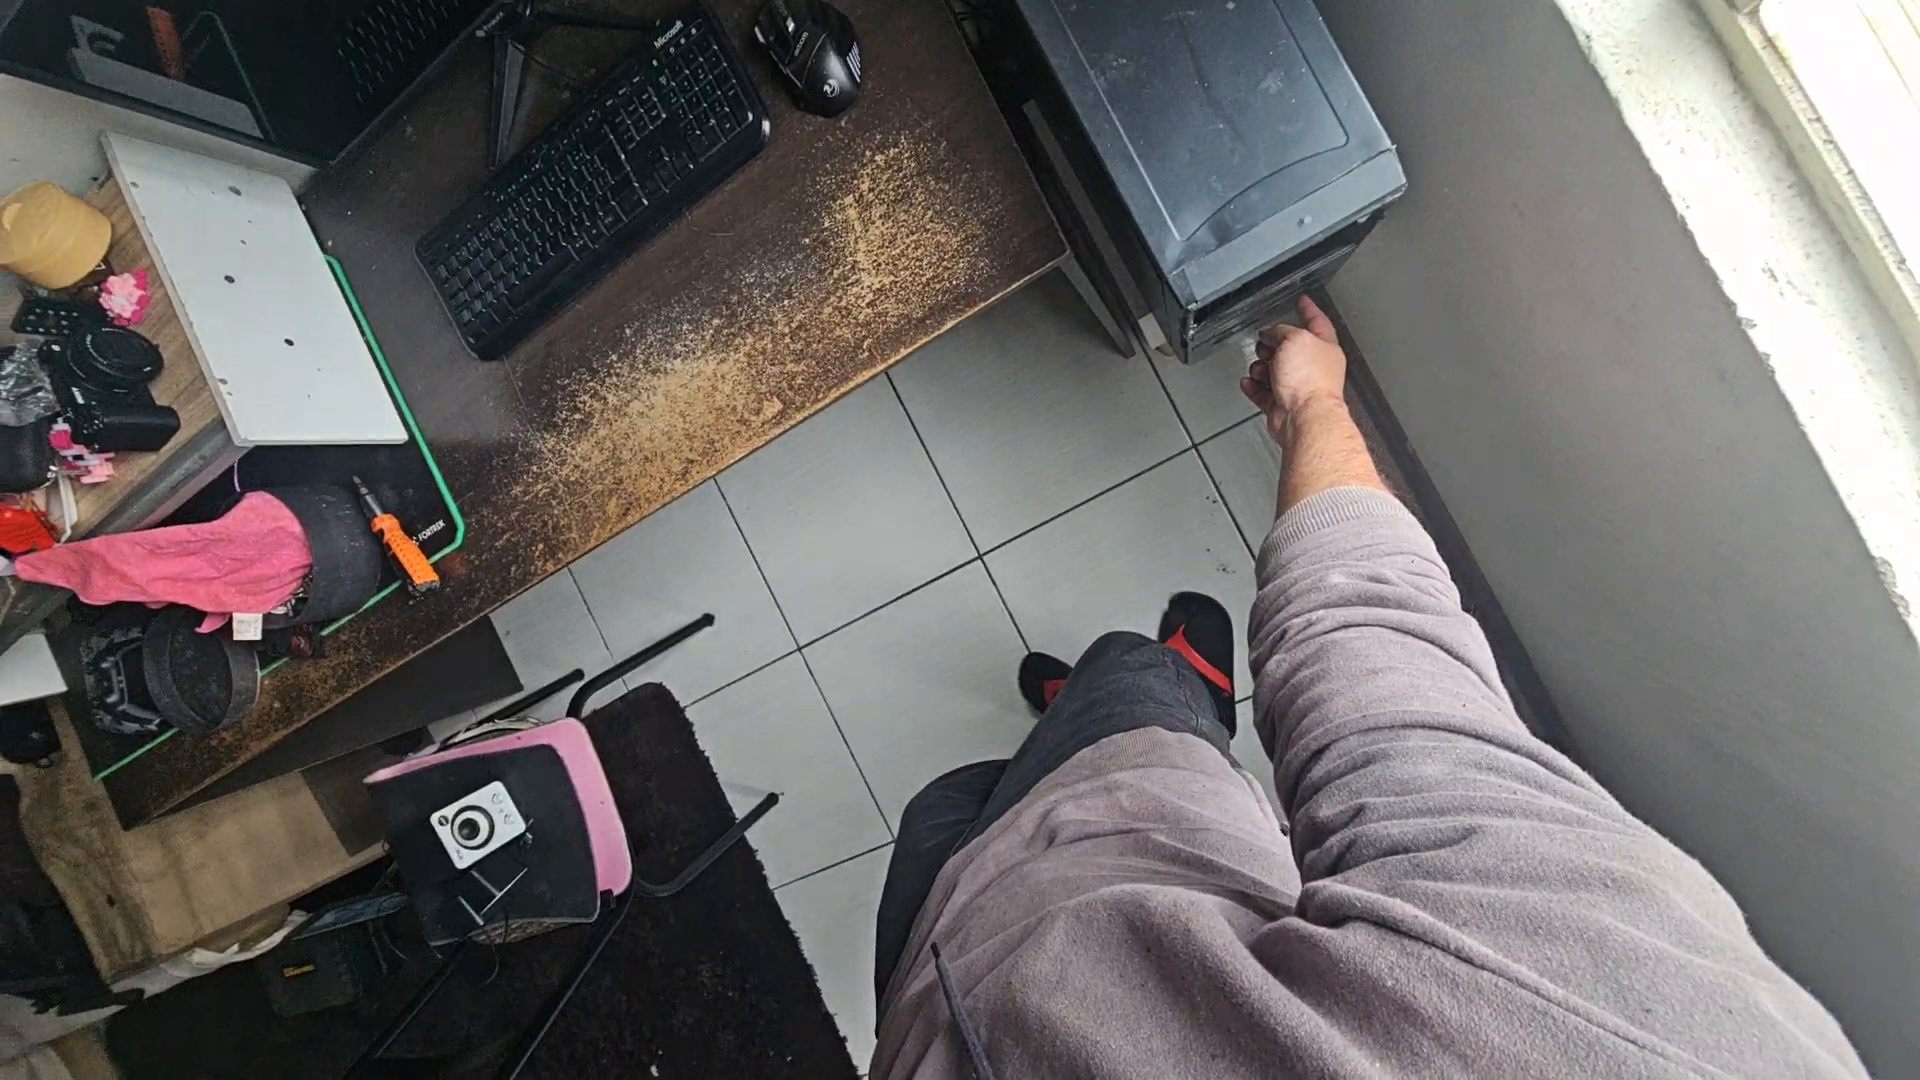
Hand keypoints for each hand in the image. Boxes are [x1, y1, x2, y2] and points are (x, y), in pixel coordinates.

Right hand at [1241, 295, 1346, 440]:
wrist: (1303, 417)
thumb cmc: (1309, 382)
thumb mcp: (1294, 340)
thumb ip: (1281, 332)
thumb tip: (1270, 334)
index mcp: (1324, 348)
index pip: (1317, 321)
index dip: (1308, 309)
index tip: (1302, 301)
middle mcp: (1313, 368)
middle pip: (1289, 349)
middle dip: (1273, 345)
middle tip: (1264, 343)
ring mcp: (1298, 388)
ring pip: (1273, 371)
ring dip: (1260, 368)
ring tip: (1258, 368)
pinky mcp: (1282, 405)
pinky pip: (1263, 392)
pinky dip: (1253, 387)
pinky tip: (1248, 383)